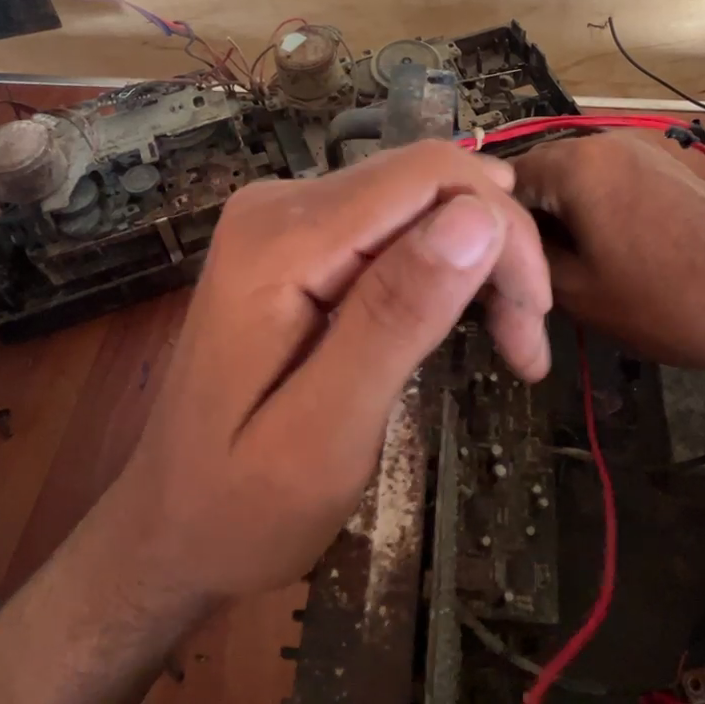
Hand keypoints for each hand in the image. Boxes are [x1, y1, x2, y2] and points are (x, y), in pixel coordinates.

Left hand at [0, 142, 550, 703]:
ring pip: (423, 201)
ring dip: (480, 264)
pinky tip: (468, 321)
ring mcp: (288, 217)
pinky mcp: (302, 239)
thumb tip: (476, 216)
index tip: (531, 321)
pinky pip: (398, 226)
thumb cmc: (243, 504)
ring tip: (511, 346)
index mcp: (280, 239)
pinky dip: (446, 269)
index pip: (428, 177)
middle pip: (430, 182)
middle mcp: (281, 203)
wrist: (172, 526)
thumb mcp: (327, 429)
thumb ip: (396, 316)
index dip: (501, 232)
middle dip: (497, 252)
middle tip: (526, 347)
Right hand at [513, 130, 704, 370]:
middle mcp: (605, 140)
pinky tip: (610, 256)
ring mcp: (643, 150)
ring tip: (568, 271)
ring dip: (564, 220)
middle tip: (528, 275)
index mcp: (574, 162)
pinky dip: (597, 215)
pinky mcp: (671, 168)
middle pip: (539, 178)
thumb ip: (527, 263)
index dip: (490, 229)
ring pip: (576, 183)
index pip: (500, 183)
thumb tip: (503, 251)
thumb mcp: (578, 295)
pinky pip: (612, 185)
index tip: (491, 270)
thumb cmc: (670, 300)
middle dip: (529, 223)